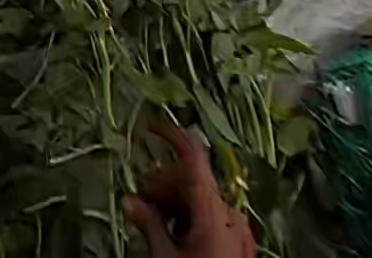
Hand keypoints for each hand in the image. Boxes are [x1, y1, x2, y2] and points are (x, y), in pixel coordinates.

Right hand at [123, 123, 255, 257]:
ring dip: (175, 205)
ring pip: (201, 200)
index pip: (192, 155)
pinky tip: (177, 238)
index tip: (147, 126)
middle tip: (138, 206)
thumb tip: (128, 199)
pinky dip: (191, 220)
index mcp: (212, 210)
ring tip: (156, 227)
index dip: (170, 134)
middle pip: (190, 180)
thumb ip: (148, 223)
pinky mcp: (243, 249)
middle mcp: (230, 214)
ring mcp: (240, 232)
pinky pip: (214, 220)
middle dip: (161, 186)